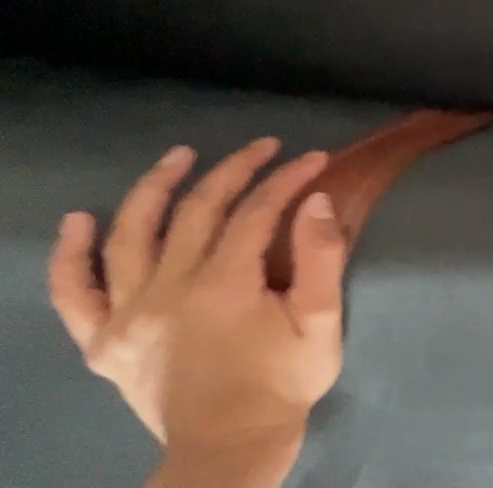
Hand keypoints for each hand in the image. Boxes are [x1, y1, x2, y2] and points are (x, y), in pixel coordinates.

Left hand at [46, 138, 347, 474]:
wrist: (230, 444)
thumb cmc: (286, 379)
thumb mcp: (321, 318)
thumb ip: (321, 256)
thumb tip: (316, 199)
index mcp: (223, 286)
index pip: (255, 212)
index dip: (286, 179)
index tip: (314, 158)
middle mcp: (166, 292)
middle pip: (195, 213)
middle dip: (233, 170)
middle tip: (264, 146)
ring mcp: (125, 317)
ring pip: (130, 237)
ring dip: (154, 190)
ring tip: (178, 157)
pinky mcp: (103, 341)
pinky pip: (74, 293)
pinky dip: (72, 255)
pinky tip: (79, 222)